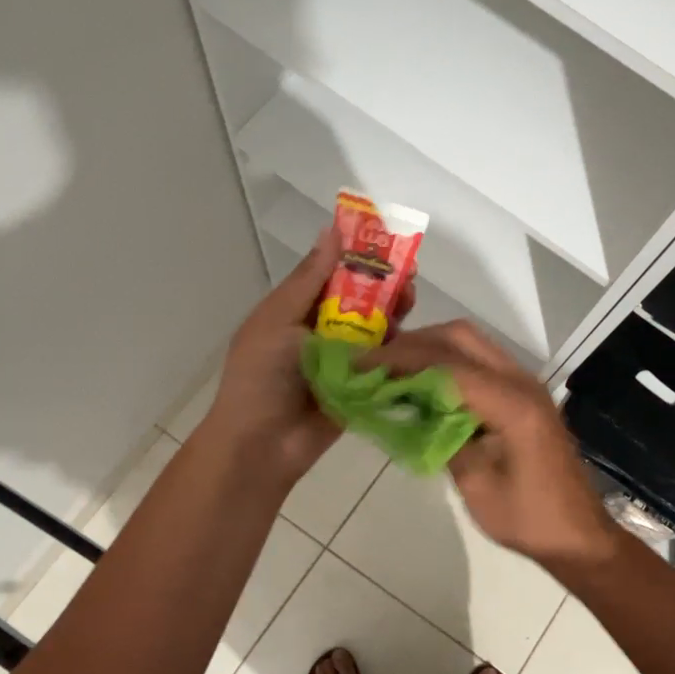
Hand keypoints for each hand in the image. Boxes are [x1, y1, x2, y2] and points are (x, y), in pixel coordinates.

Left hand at [203, 229, 410, 486]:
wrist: (262, 444)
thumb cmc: (260, 376)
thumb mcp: (277, 320)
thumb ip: (309, 280)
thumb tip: (333, 229)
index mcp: (297, 310)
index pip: (334, 274)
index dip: (359, 257)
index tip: (388, 242)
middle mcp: (323, 331)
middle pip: (362, 300)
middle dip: (385, 285)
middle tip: (409, 277)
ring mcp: (344, 360)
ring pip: (377, 329)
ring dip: (395, 313)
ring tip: (411, 302)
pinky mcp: (362, 387)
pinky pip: (385, 362)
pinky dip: (400, 349)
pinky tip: (414, 338)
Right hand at [367, 321, 623, 573]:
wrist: (577, 535)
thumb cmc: (527, 519)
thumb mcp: (476, 485)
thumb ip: (440, 439)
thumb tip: (406, 409)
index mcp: (513, 404)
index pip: (447, 365)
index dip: (401, 359)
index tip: (360, 365)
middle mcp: (522, 382)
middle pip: (461, 338)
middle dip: (414, 343)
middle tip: (374, 361)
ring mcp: (527, 386)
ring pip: (472, 345)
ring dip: (431, 349)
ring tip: (391, 368)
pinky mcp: (524, 396)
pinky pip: (482, 364)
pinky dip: (448, 365)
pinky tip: (422, 386)